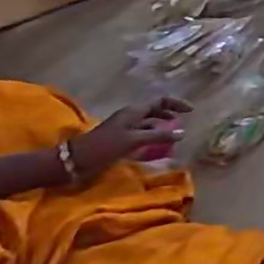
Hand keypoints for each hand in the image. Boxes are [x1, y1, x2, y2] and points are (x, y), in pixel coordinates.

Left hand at [71, 97, 189, 176]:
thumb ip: (159, 136)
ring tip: (172, 136)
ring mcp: (124, 128)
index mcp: (134, 111)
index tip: (190, 111)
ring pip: (148, 123)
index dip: (176, 104)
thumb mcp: (134, 140)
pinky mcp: (119, 139)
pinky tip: (156, 146)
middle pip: (154, 110)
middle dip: (169, 115)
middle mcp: (130, 116)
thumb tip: (183, 133)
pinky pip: (141, 134)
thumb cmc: (104, 146)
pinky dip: (152, 137)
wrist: (73, 162)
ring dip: (161, 127)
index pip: (160, 101)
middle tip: (182, 123)